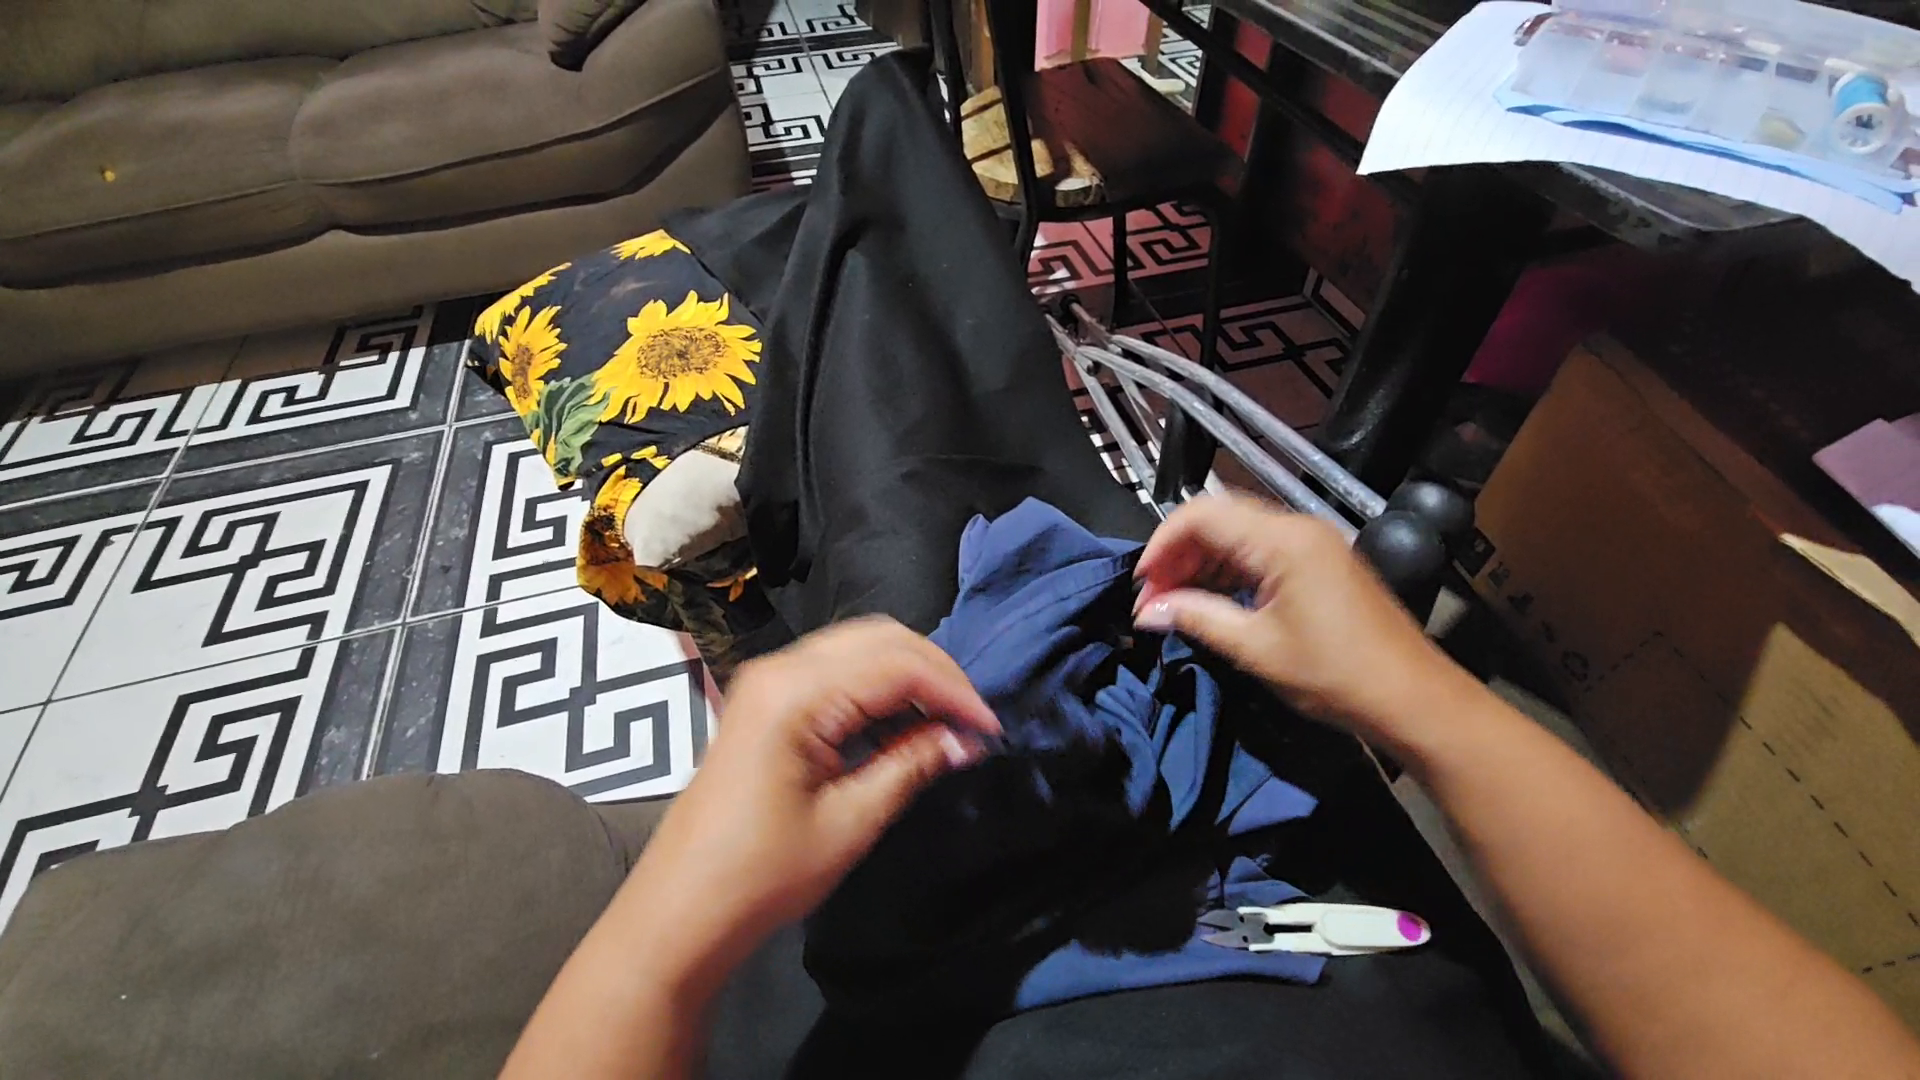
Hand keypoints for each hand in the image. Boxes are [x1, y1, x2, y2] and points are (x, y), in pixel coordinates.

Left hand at [616, 617, 1000, 992]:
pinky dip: (879, 681)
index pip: (895, 665)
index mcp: (795, 694)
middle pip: (879, 637)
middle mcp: (780, 667)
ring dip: (909, 672)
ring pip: (860, 644)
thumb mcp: (849, 823)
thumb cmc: (763, 874)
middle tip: (971, 719)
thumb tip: (964, 739)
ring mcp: (769, 677)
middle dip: (935, 671)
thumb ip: (910, 766)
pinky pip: (838, 666)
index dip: (952, 690)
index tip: (989, 728)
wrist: (681, 908)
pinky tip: (902, 717)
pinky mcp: (767, 695)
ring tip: (945, 719)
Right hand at [1131, 494, 1477, 744]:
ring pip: (1235, 535)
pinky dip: (1227, 571)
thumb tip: (1147, 612)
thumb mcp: (1255, 647)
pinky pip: (1259, 551)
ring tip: (1175, 605)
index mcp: (1282, 540)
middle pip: (1216, 519)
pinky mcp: (1319, 563)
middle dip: (1177, 555)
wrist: (1414, 699)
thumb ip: (1195, 617)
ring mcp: (1311, 543)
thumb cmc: (1335, 674)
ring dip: (1199, 564)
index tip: (1142, 583)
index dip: (1161, 544)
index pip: (1201, 515)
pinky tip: (1211, 602)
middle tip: (1154, 601)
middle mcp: (1297, 528)